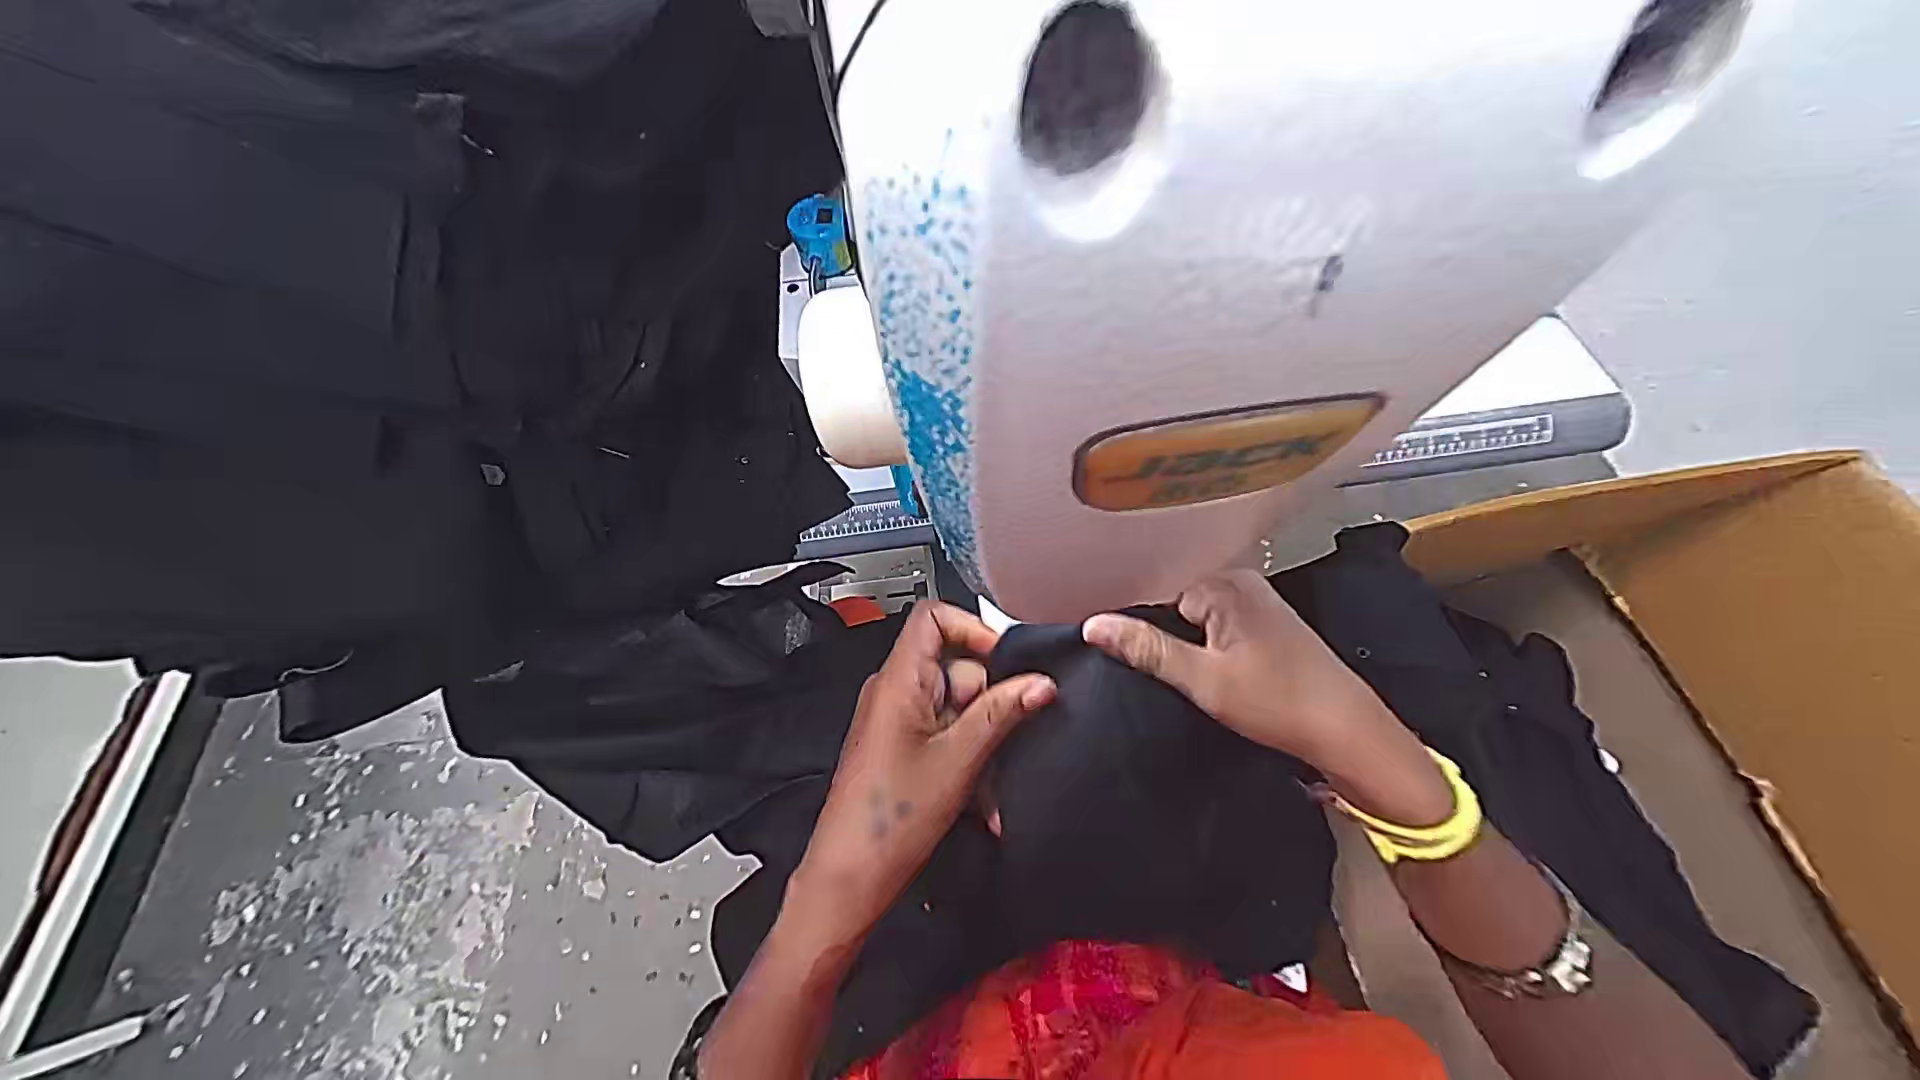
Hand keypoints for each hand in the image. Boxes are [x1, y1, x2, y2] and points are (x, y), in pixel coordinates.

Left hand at [787, 601, 1055, 945]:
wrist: (849, 877)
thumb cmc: (884, 823)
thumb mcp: (959, 760)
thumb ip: (1002, 713)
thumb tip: (1038, 684)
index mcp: (898, 680)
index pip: (934, 617)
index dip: (975, 629)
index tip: (1009, 662)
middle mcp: (895, 691)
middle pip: (958, 665)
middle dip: (988, 701)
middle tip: (1000, 736)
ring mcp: (899, 718)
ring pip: (958, 704)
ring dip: (982, 737)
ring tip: (987, 780)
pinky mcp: (904, 744)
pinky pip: (947, 731)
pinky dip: (969, 754)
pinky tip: (979, 793)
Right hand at [1082, 570, 1451, 825]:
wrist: (1351, 735)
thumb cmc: (1280, 703)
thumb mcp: (1202, 680)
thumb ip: (1146, 648)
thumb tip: (1093, 625)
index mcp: (1226, 584)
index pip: (1158, 598)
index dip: (1150, 635)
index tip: (1158, 665)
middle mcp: (1244, 583)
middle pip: (1177, 608)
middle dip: (1171, 641)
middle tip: (1184, 678)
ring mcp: (1260, 604)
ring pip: (1198, 622)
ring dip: (1192, 650)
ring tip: (1208, 681)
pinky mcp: (1269, 626)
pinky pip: (1220, 631)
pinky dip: (1213, 653)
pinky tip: (1223, 679)